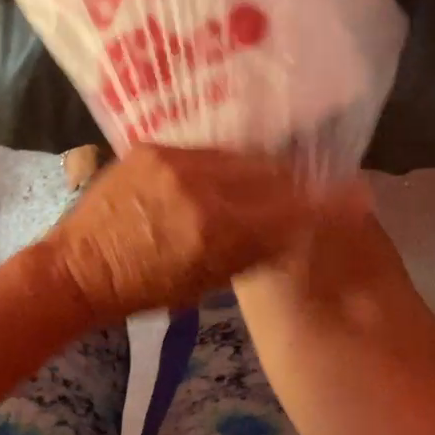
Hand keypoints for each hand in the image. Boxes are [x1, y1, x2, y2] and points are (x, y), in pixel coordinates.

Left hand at [38, 145, 368, 323]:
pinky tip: (229, 170)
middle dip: (291, 182)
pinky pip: (204, 149)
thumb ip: (253, 251)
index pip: (285, 210)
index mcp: (212, 229)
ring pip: (237, 157)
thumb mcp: (206, 282)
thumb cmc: (144, 289)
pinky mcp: (151, 145)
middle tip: (309, 187)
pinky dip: (223, 161)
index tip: (355, 196)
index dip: (324, 204)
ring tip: (270, 178)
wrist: (79, 265)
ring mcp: (171, 160)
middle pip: (266, 174)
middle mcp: (196, 185)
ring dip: (258, 169)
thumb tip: (297, 228)